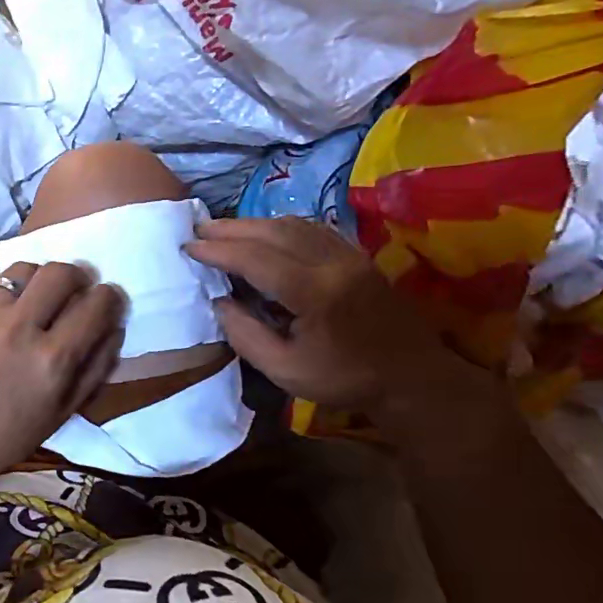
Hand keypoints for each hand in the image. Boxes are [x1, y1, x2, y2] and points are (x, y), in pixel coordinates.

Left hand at [0, 262, 123, 477]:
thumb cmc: (14, 433)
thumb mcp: (67, 408)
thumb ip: (98, 364)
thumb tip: (115, 323)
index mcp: (53, 360)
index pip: (96, 303)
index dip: (109, 297)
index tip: (105, 301)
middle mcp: (20, 330)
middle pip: (60, 272)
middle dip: (78, 276)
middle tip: (75, 291)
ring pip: (24, 270)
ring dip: (39, 281)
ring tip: (36, 300)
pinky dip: (5, 290)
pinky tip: (6, 308)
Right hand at [185, 217, 473, 413]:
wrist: (413, 378)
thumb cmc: (344, 379)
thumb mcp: (284, 370)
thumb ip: (245, 335)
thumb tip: (220, 302)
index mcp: (315, 293)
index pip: (256, 259)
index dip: (218, 250)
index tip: (188, 247)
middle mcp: (333, 264)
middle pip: (274, 232)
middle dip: (231, 228)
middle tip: (198, 229)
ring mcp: (350, 256)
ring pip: (294, 225)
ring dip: (254, 224)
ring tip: (223, 229)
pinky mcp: (359, 257)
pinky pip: (313, 229)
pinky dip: (281, 226)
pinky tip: (264, 233)